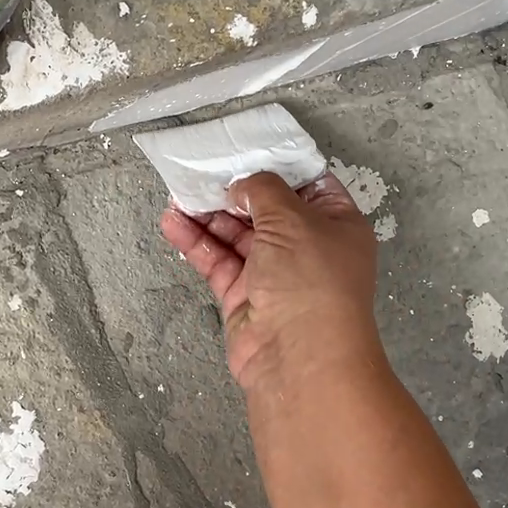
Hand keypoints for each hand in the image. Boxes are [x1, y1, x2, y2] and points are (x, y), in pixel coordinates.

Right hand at [159, 170, 386, 395]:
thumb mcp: (292, 219)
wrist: (299, 358)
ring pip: (235, 235)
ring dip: (207, 215)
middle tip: (200, 171)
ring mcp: (273, 273)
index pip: (308, 184)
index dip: (278, 166)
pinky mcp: (243, 295)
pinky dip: (195, 242)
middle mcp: (306, 247)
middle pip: (265, 209)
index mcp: (335, 224)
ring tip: (176, 193)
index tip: (245, 149)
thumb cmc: (310, 280)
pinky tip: (172, 223)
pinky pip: (217, 260)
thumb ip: (263, 190)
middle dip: (232, 191)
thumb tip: (243, 184)